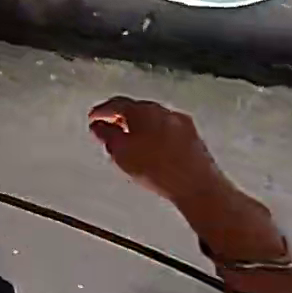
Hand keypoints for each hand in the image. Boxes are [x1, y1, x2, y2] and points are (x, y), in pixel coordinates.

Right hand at [87, 97, 228, 204]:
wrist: (198, 188)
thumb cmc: (156, 167)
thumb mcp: (118, 150)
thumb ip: (104, 133)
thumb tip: (100, 126)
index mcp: (143, 110)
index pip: (114, 104)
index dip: (100, 112)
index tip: (93, 119)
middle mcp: (164, 112)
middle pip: (135, 108)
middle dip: (119, 117)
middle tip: (107, 127)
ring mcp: (182, 124)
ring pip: (151, 118)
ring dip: (137, 126)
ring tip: (126, 140)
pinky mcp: (194, 138)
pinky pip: (166, 129)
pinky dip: (153, 133)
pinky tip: (148, 147)